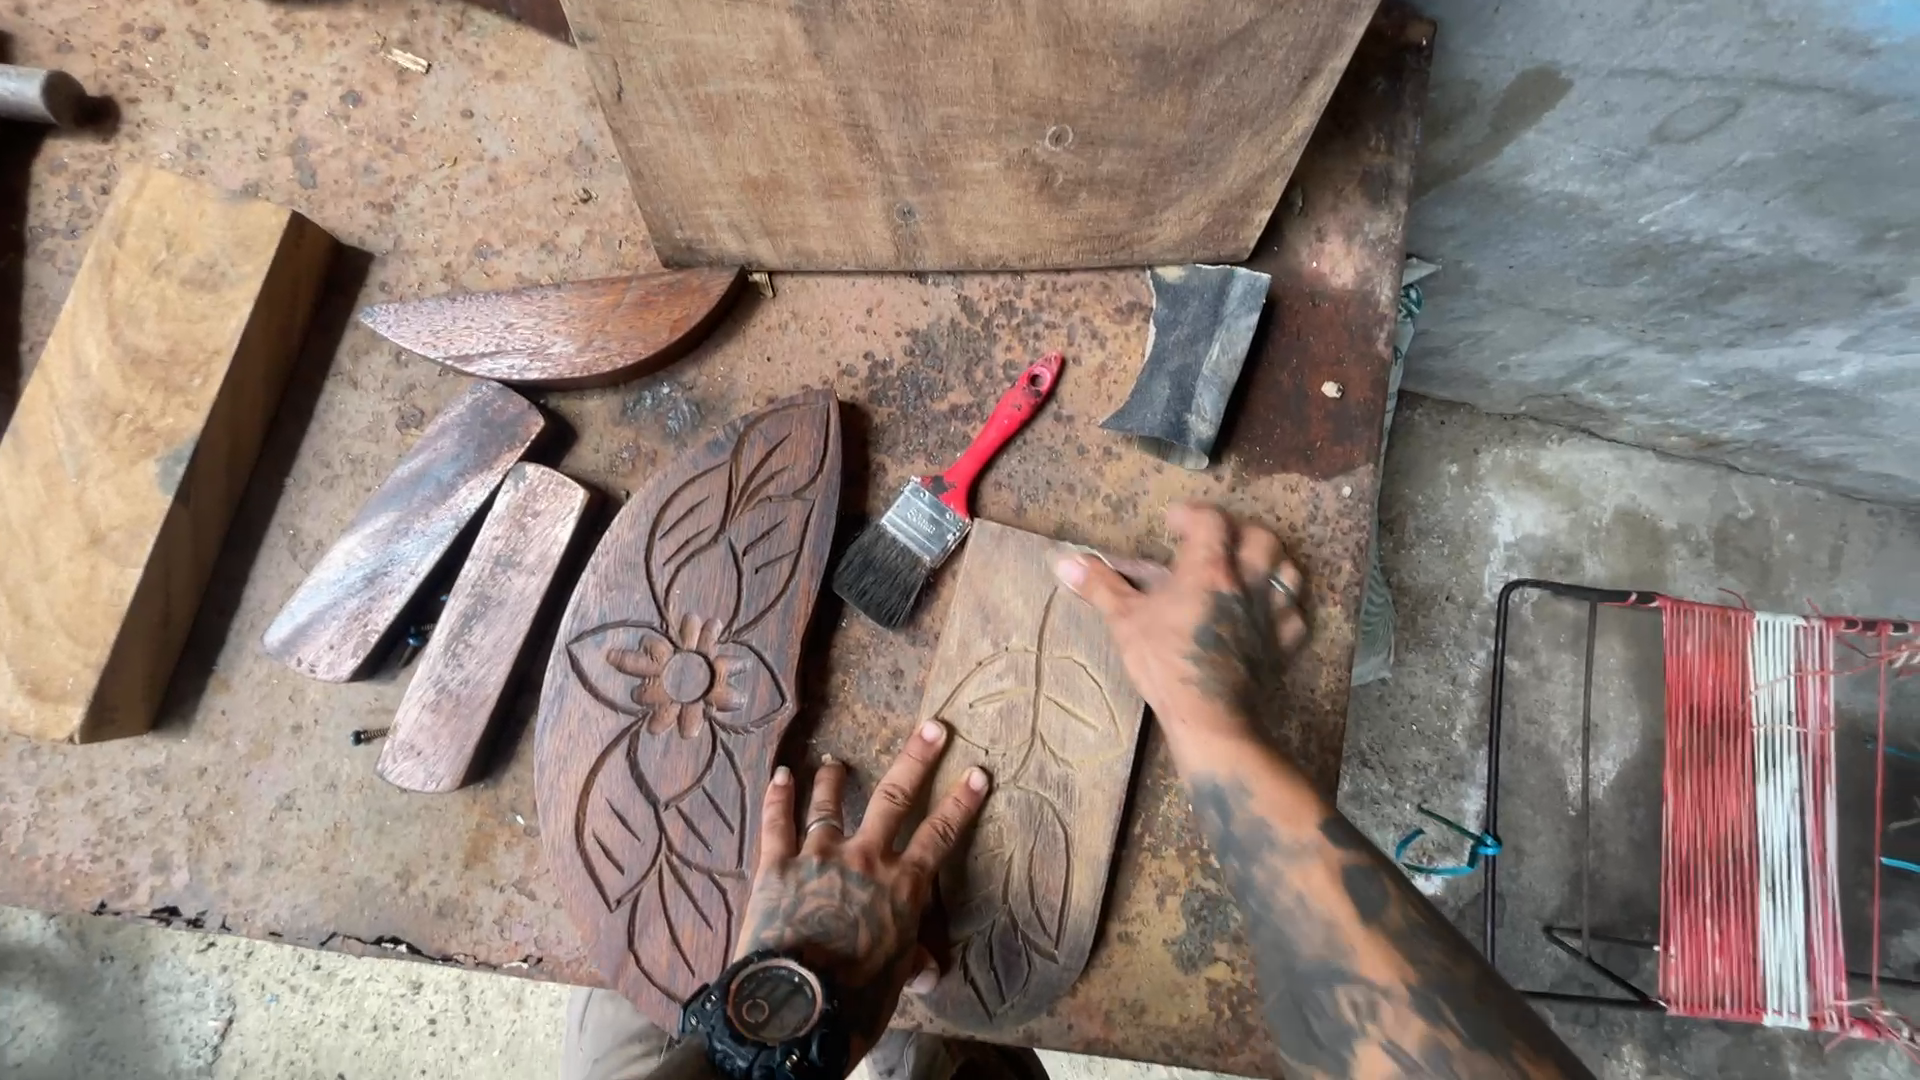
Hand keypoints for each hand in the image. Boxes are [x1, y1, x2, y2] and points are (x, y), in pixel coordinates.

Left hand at [733, 720, 989, 1070]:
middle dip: (917, 760)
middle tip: (934, 726)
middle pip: (896, 798)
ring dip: (833, 780)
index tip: (979, 773)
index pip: (940, 835)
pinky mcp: (778, 866)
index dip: (962, 803)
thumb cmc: (855, 1001)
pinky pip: (778, 824)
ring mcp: (820, 857)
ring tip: (835, 761)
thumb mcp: (894, 982)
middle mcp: (864, 858)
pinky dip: (779, 798)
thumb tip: (928, 968)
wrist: (797, 1010)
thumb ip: (911, 961)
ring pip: (830, 805)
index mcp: (900, 886)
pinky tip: (780, 775)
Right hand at [1052, 502, 1306, 745]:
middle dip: (1238, 530)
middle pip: (1260, 536)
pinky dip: (1283, 604)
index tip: (1173, 522)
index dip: (1192, 513)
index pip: (1211, 520)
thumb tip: (1062, 562)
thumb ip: (1099, 586)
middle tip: (1215, 541)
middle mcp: (1247, 582)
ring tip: (1248, 567)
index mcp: (1208, 569)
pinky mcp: (1284, 643)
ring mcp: (1271, 613)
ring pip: (1287, 569)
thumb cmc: (1164, 662)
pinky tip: (1268, 610)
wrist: (1209, 715)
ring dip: (1270, 561)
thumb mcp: (1125, 620)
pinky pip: (1295, 612)